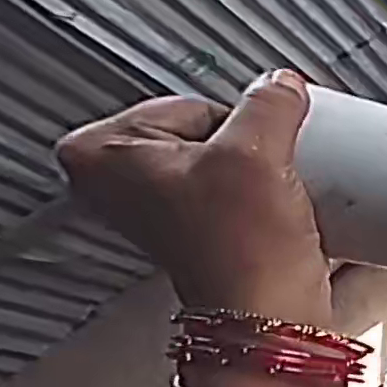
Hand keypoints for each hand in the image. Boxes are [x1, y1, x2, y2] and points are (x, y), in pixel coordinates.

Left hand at [56, 70, 332, 324]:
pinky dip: (272, 191)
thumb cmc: (241, 246)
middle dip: (260, 147)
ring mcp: (166, 207)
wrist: (271, 303)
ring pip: (236, 161)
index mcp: (101, 151)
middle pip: (217, 132)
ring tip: (282, 194)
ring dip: (270, 170)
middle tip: (275, 173)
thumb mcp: (257, 154)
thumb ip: (269, 106)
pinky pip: (247, 188)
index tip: (267, 148)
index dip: (245, 123)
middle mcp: (122, 179)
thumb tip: (280, 83)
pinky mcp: (207, 227)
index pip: (196, 104)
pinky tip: (285, 206)